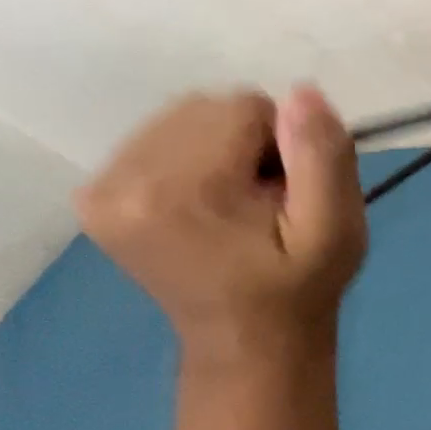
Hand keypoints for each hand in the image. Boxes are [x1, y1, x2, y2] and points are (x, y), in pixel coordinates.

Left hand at [75, 86, 367, 363]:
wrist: (248, 336)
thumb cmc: (302, 281)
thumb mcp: (335, 223)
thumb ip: (321, 155)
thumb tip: (302, 93)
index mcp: (183, 191)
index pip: (245, 107)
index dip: (284, 140)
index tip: (289, 187)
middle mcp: (124, 184)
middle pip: (209, 106)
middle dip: (251, 137)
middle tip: (268, 193)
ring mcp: (100, 191)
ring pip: (184, 116)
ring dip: (224, 143)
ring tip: (240, 196)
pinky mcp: (95, 197)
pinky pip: (159, 136)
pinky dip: (195, 154)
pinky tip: (209, 197)